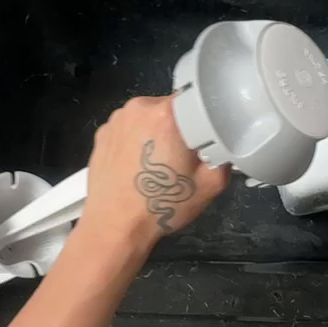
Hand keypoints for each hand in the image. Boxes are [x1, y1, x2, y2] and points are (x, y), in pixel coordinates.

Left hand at [76, 95, 228, 250]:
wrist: (115, 228)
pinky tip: (137, 166)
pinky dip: (136, 140)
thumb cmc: (163, 205)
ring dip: (156, 132)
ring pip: (148, 117)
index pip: (195, 99)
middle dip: (180, 126)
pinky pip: (128, 128)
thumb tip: (224, 143)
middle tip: (182, 157)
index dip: (204, 117)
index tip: (204, 140)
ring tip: (158, 163)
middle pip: (170, 107)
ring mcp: (116, 120)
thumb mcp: (211, 185)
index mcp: (167, 114)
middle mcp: (139, 108)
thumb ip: (225, 156)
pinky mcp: (102, 134)